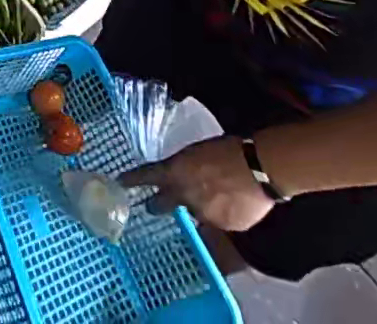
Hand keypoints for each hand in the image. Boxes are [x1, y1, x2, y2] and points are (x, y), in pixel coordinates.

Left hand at [119, 135, 276, 230]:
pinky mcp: (225, 227)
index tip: (119, 183)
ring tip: (218, 194)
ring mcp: (204, 214)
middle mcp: (184, 196)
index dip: (130, 180)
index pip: (144, 176)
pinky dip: (223, 214)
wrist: (257, 168)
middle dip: (156, 206)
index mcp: (173, 172)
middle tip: (153, 206)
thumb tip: (181, 175)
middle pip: (160, 205)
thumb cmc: (224, 150)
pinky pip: (220, 221)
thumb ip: (182, 167)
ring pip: (195, 213)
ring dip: (200, 206)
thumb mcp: (193, 153)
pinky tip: (234, 203)